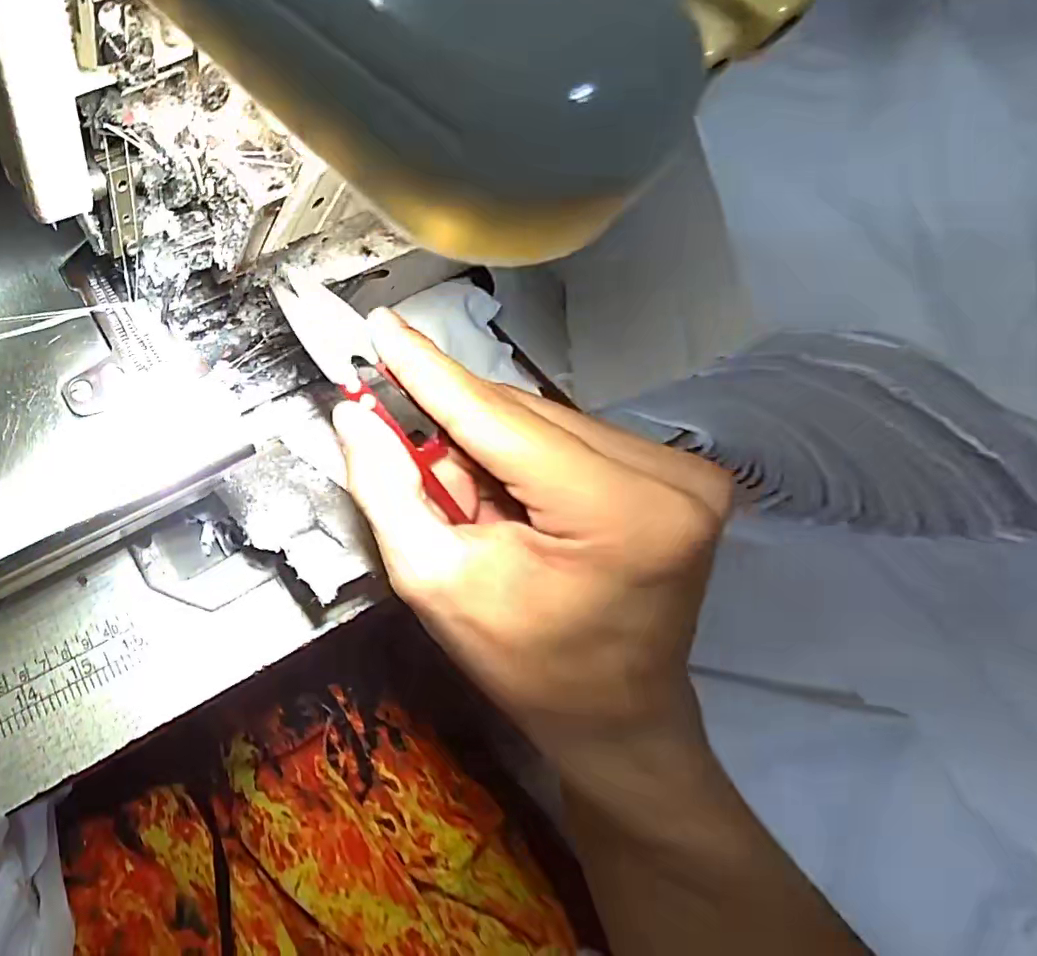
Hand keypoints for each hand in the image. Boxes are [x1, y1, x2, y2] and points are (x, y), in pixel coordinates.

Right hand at [333, 309, 733, 764]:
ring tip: (467, 510)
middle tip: (410, 468)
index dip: (425, 369)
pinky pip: (558, 435)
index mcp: (616, 508)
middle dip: (446, 430)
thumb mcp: (429, 578)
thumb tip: (354, 413)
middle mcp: (667, 473)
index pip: (495, 415)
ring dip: (478, 448)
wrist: (611, 713)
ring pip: (533, 420)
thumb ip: (386, 488)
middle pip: (515, 414)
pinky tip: (500, 501)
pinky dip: (511, 455)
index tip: (380, 324)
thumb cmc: (518, 658)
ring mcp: (681, 470)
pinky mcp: (674, 473)